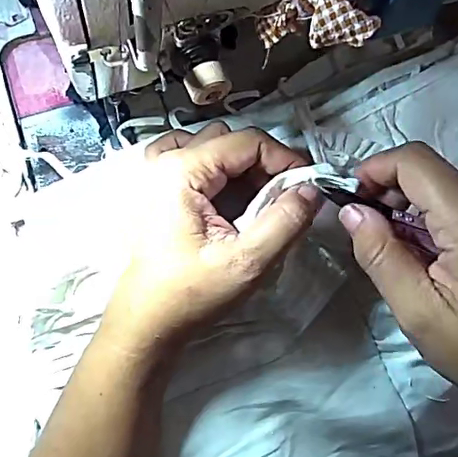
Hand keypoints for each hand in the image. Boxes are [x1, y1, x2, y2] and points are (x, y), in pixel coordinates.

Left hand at [100, 123, 321, 357]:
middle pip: (228, 138)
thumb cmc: (189, 293)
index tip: (304, 186)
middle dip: (263, 162)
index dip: (283, 158)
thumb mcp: (247, 262)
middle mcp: (162, 160)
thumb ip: (285, 221)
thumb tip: (311, 190)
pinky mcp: (154, 186)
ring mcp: (153, 171)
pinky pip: (191, 158)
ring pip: (211, 145)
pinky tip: (227, 198)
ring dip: (239, 165)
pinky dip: (216, 170)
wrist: (147, 318)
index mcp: (180, 170)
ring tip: (255, 199)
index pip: (247, 140)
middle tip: (282, 197)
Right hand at [337, 142, 457, 450]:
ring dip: (424, 212)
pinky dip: (452, 221)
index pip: (416, 162)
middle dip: (394, 195)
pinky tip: (449, 261)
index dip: (374, 170)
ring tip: (415, 259)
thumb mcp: (421, 315)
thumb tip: (352, 211)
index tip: (353, 202)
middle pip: (436, 175)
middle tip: (375, 237)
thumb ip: (380, 255)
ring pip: (457, 190)